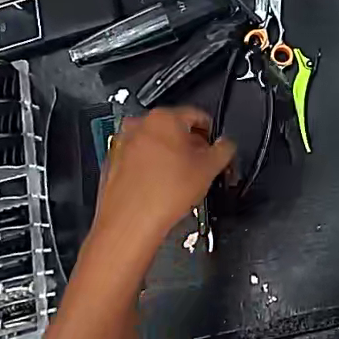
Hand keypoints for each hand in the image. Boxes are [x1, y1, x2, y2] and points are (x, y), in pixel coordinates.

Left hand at [88, 108, 234, 248]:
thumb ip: (224, 149)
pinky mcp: (113, 163)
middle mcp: (139, 126)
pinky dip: (152, 167)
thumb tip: (225, 145)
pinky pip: (139, 158)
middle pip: (174, 128)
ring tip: (182, 178)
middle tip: (201, 162)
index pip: (197, 115)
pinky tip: (163, 186)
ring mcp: (122, 144)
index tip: (215, 143)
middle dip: (190, 144)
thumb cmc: (162, 195)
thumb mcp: (210, 168)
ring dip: (171, 155)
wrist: (130, 223)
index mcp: (164, 119)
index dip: (211, 131)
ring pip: (155, 143)